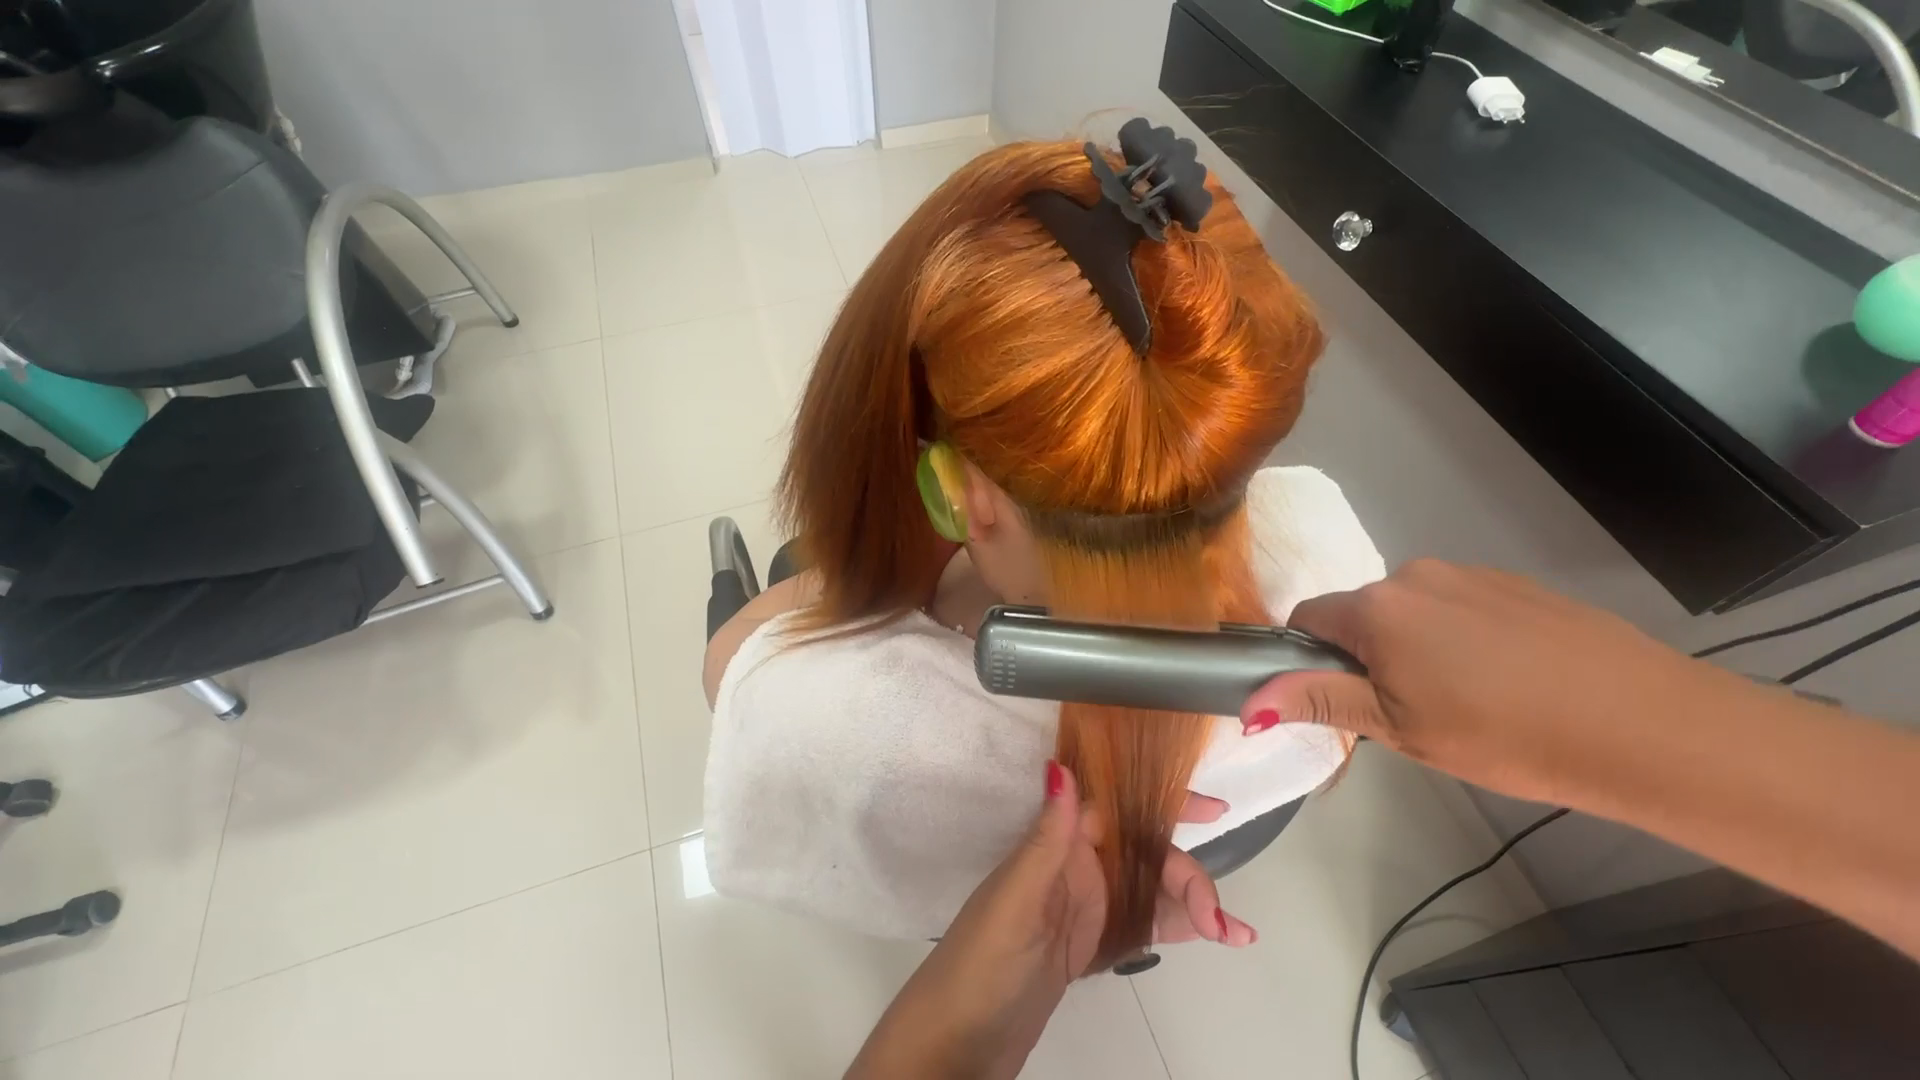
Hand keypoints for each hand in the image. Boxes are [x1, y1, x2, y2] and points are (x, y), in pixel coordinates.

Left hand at [848, 765, 1251, 1078]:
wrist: (960, 1036)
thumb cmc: (983, 960)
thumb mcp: (1015, 899)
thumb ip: (1046, 838)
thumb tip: (1061, 767)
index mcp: (1053, 844)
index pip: (1115, 808)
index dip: (1162, 804)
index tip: (1211, 808)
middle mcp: (1073, 865)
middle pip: (1144, 851)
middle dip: (1187, 874)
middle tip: (1217, 915)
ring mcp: (1086, 904)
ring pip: (1152, 887)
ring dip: (1194, 902)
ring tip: (1231, 932)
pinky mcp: (1094, 941)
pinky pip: (1145, 923)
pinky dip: (1181, 927)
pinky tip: (1215, 937)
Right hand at [1238, 560, 1745, 806]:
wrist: (1643, 725)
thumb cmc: (1503, 734)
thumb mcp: (1399, 729)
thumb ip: (1321, 702)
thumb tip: (1250, 700)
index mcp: (1377, 607)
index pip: (1307, 618)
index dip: (1308, 659)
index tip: (1337, 699)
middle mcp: (1415, 574)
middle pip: (1361, 613)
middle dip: (1366, 654)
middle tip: (1406, 712)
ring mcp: (1471, 574)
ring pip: (1412, 611)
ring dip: (1415, 646)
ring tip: (1465, 701)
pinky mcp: (1517, 585)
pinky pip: (1460, 607)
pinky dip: (1462, 639)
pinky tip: (1505, 681)